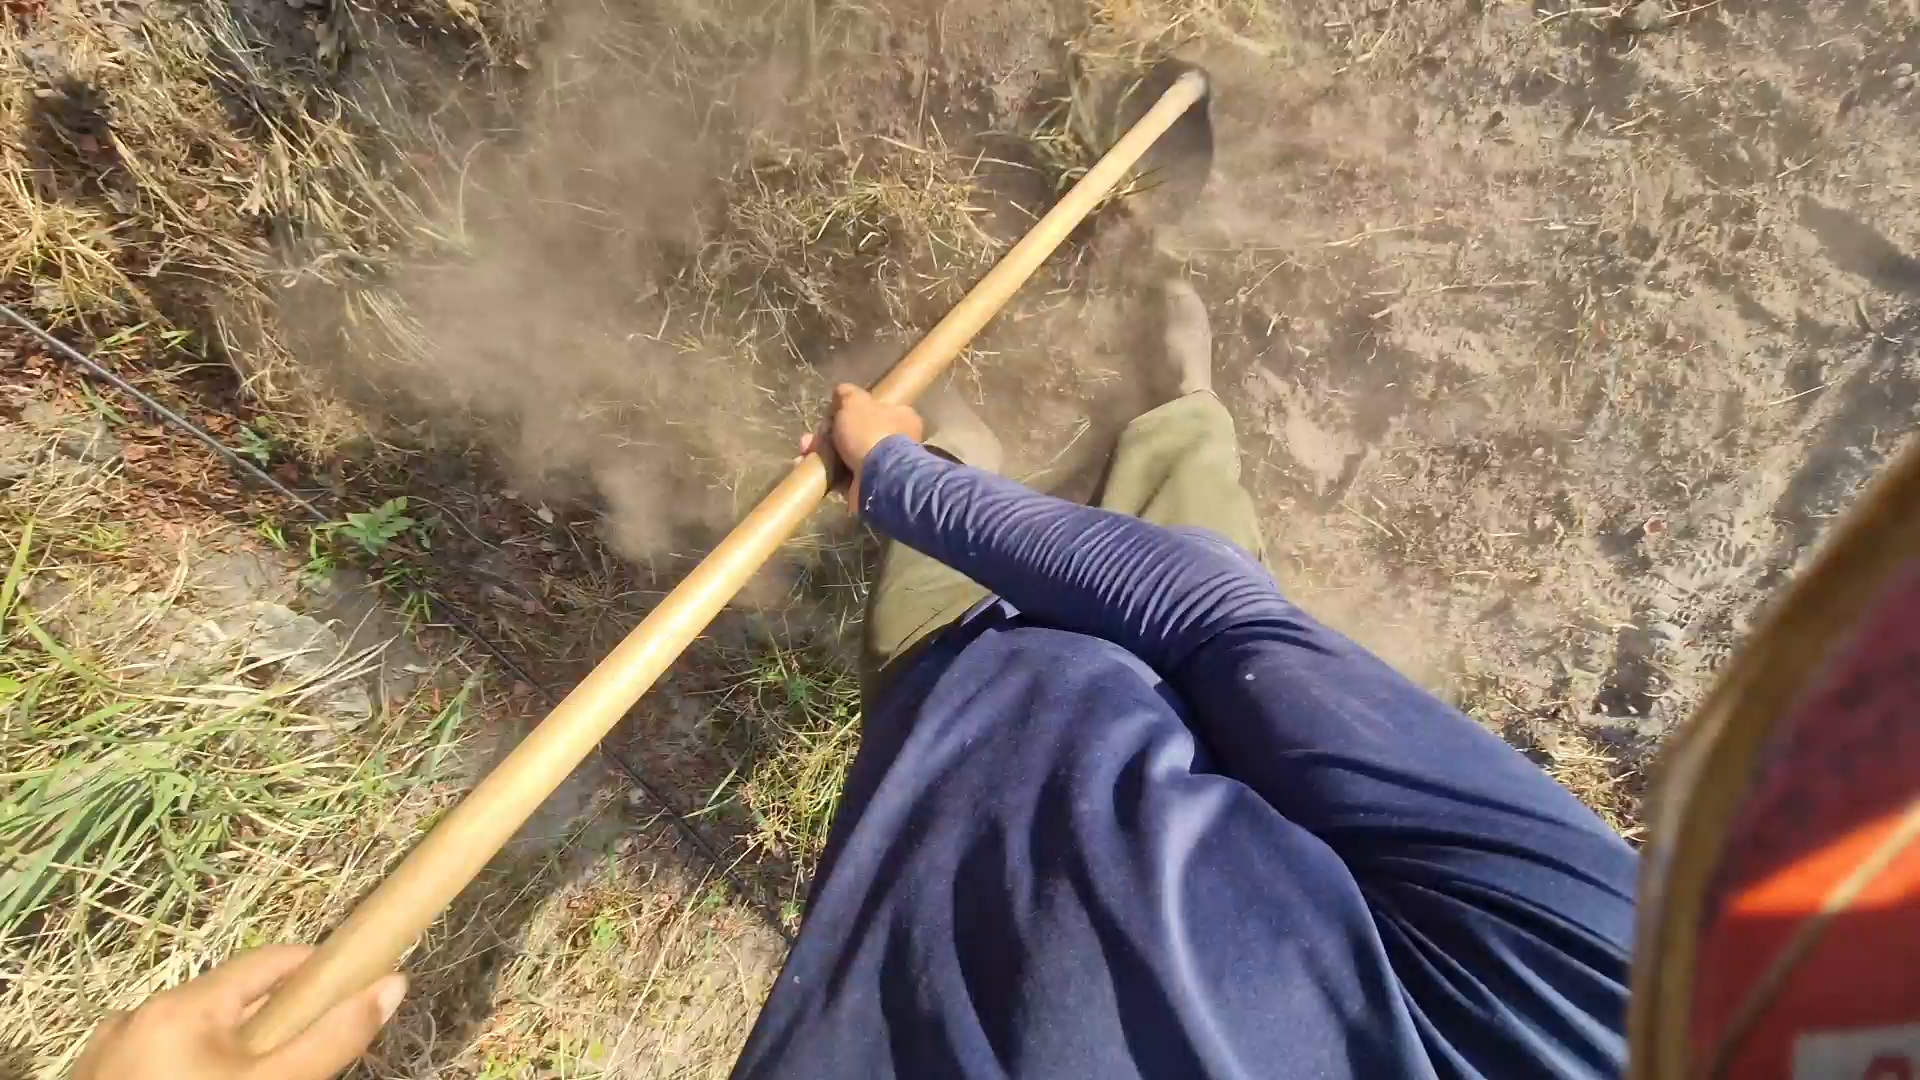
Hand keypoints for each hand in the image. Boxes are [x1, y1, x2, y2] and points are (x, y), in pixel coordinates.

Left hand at [73, 946, 405, 1079]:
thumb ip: (336, 1035)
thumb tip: (397, 982)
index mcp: (184, 1003)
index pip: (277, 959)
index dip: (321, 974)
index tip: (347, 1001)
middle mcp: (139, 1016)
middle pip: (239, 996)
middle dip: (279, 1020)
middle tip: (298, 1059)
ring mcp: (106, 1054)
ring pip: (203, 1029)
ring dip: (239, 1047)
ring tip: (260, 1078)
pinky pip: (166, 1057)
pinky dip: (197, 1067)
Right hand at [799, 383, 922, 509]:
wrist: (877, 479)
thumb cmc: (870, 433)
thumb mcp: (855, 402)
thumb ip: (847, 393)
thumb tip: (840, 392)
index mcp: (900, 418)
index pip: (872, 410)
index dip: (847, 411)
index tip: (830, 414)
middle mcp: (894, 443)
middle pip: (854, 433)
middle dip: (828, 434)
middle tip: (813, 437)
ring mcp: (881, 466)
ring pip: (844, 455)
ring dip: (822, 452)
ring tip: (804, 451)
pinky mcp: (867, 486)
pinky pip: (841, 476)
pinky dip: (824, 471)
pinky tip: (806, 466)